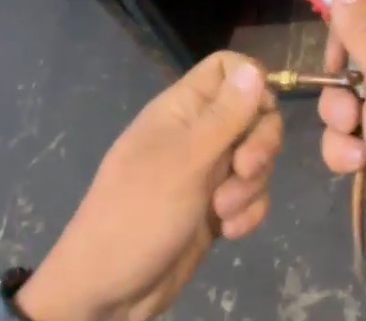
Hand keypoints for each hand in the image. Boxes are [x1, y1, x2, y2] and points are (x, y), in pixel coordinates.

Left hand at [16, 52, 280, 319]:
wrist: (104, 297)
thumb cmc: (138, 215)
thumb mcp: (185, 161)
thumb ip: (225, 116)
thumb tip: (256, 68)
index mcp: (182, 109)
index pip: (227, 67)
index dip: (251, 80)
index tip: (259, 110)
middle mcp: (198, 133)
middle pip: (254, 112)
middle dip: (260, 143)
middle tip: (244, 168)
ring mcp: (208, 171)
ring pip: (257, 155)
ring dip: (251, 184)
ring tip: (223, 210)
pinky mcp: (216, 207)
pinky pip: (251, 193)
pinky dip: (248, 210)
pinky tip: (228, 231)